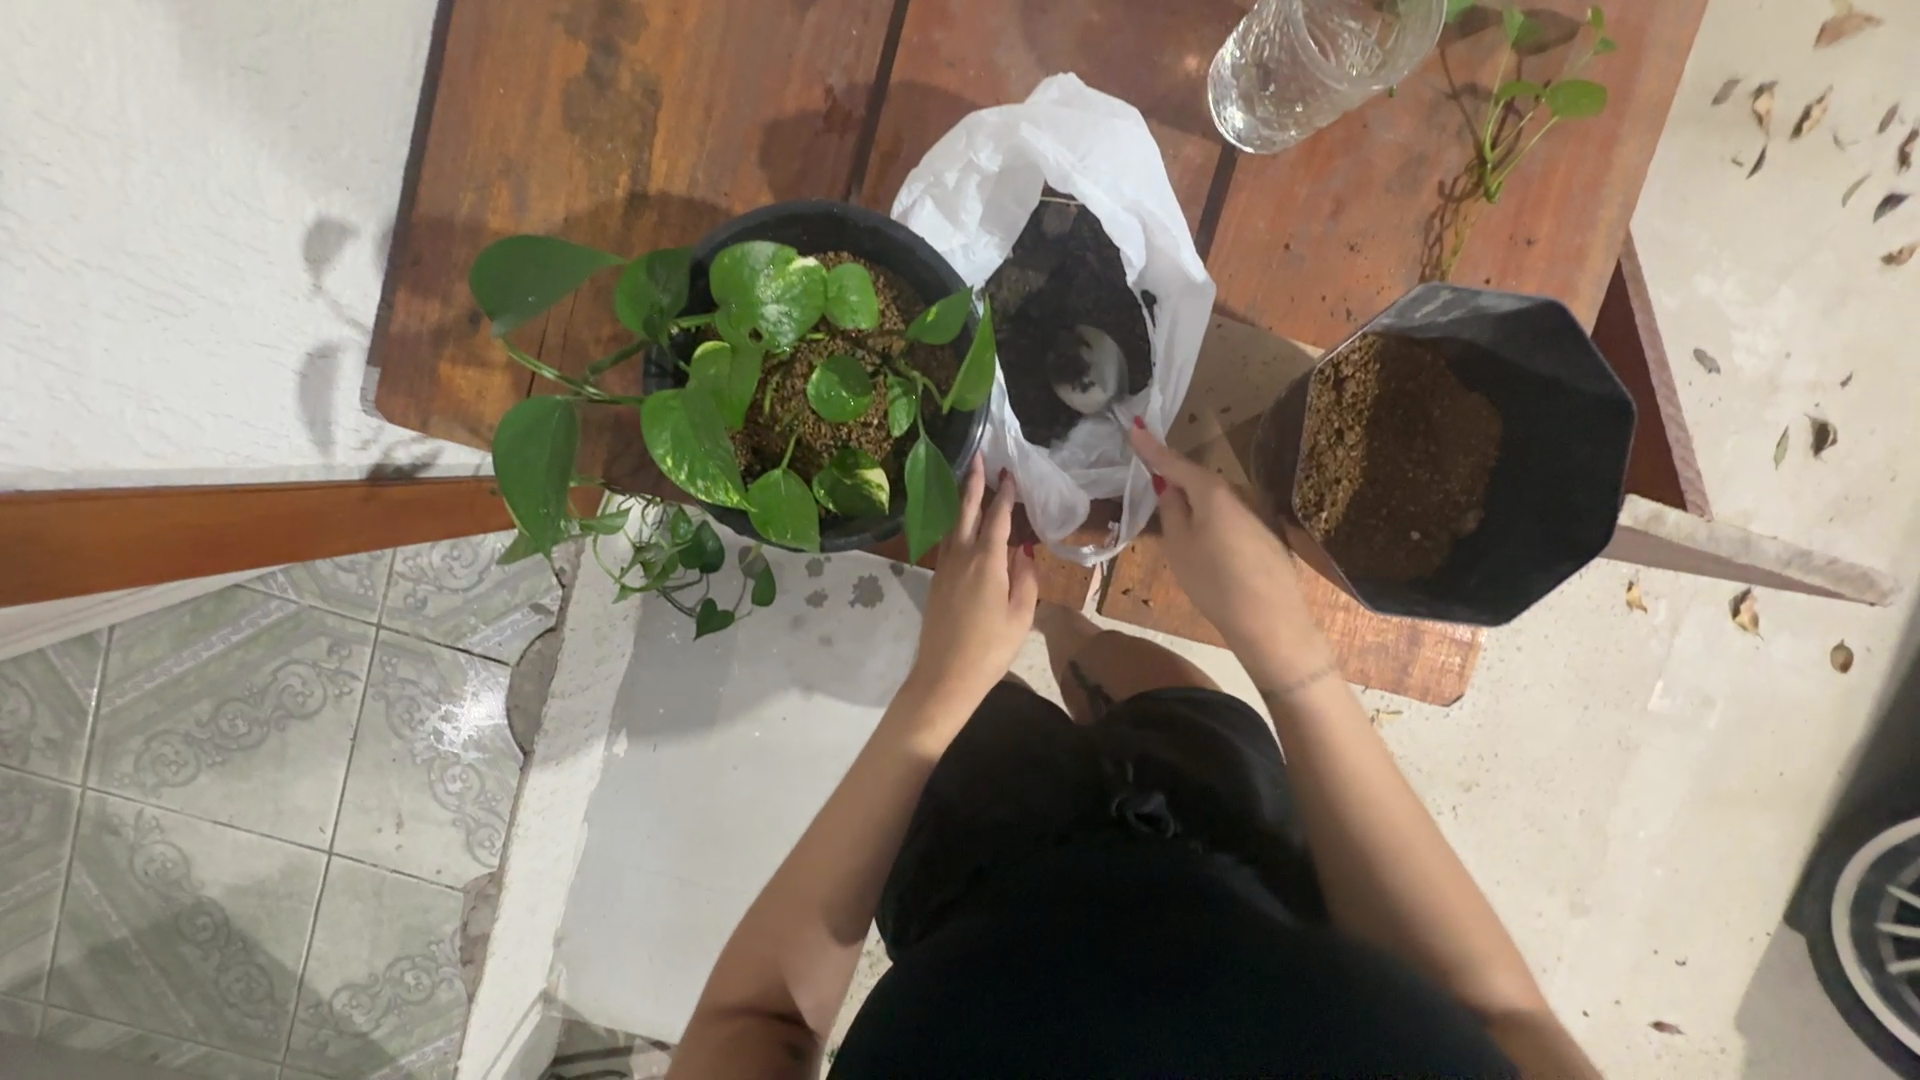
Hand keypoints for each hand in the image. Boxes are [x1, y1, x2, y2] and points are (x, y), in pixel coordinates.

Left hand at [902, 455, 1039, 710]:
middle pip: (968, 512)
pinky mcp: (936, 581)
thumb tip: (1023, 551)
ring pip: (955, 525)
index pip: (997, 518)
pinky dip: (958, 525)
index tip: (1010, 472)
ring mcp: (945, 568)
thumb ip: (1025, 579)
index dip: (1005, 494)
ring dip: (964, 502)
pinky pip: (949, 542)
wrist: (945, 676)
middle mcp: (962, 557)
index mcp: (987, 562)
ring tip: (971, 483)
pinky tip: (964, 525)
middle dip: (975, 483)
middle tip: (980, 457)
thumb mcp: (1021, 615)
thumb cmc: (990, 648)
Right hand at [1128, 424, 1315, 653]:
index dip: (1152, 448)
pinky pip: (1231, 518)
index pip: (1175, 462)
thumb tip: (1169, 487)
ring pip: (1216, 502)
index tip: (1135, 427)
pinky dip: (1214, 523)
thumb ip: (1171, 510)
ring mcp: (1257, 513)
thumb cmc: (1214, 583)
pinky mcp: (1267, 534)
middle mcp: (1238, 493)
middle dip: (1176, 482)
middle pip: (1199, 481)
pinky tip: (1208, 549)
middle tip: (1152, 488)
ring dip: (1196, 507)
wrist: (1270, 620)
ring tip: (1179, 531)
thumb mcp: (1179, 547)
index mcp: (1212, 491)